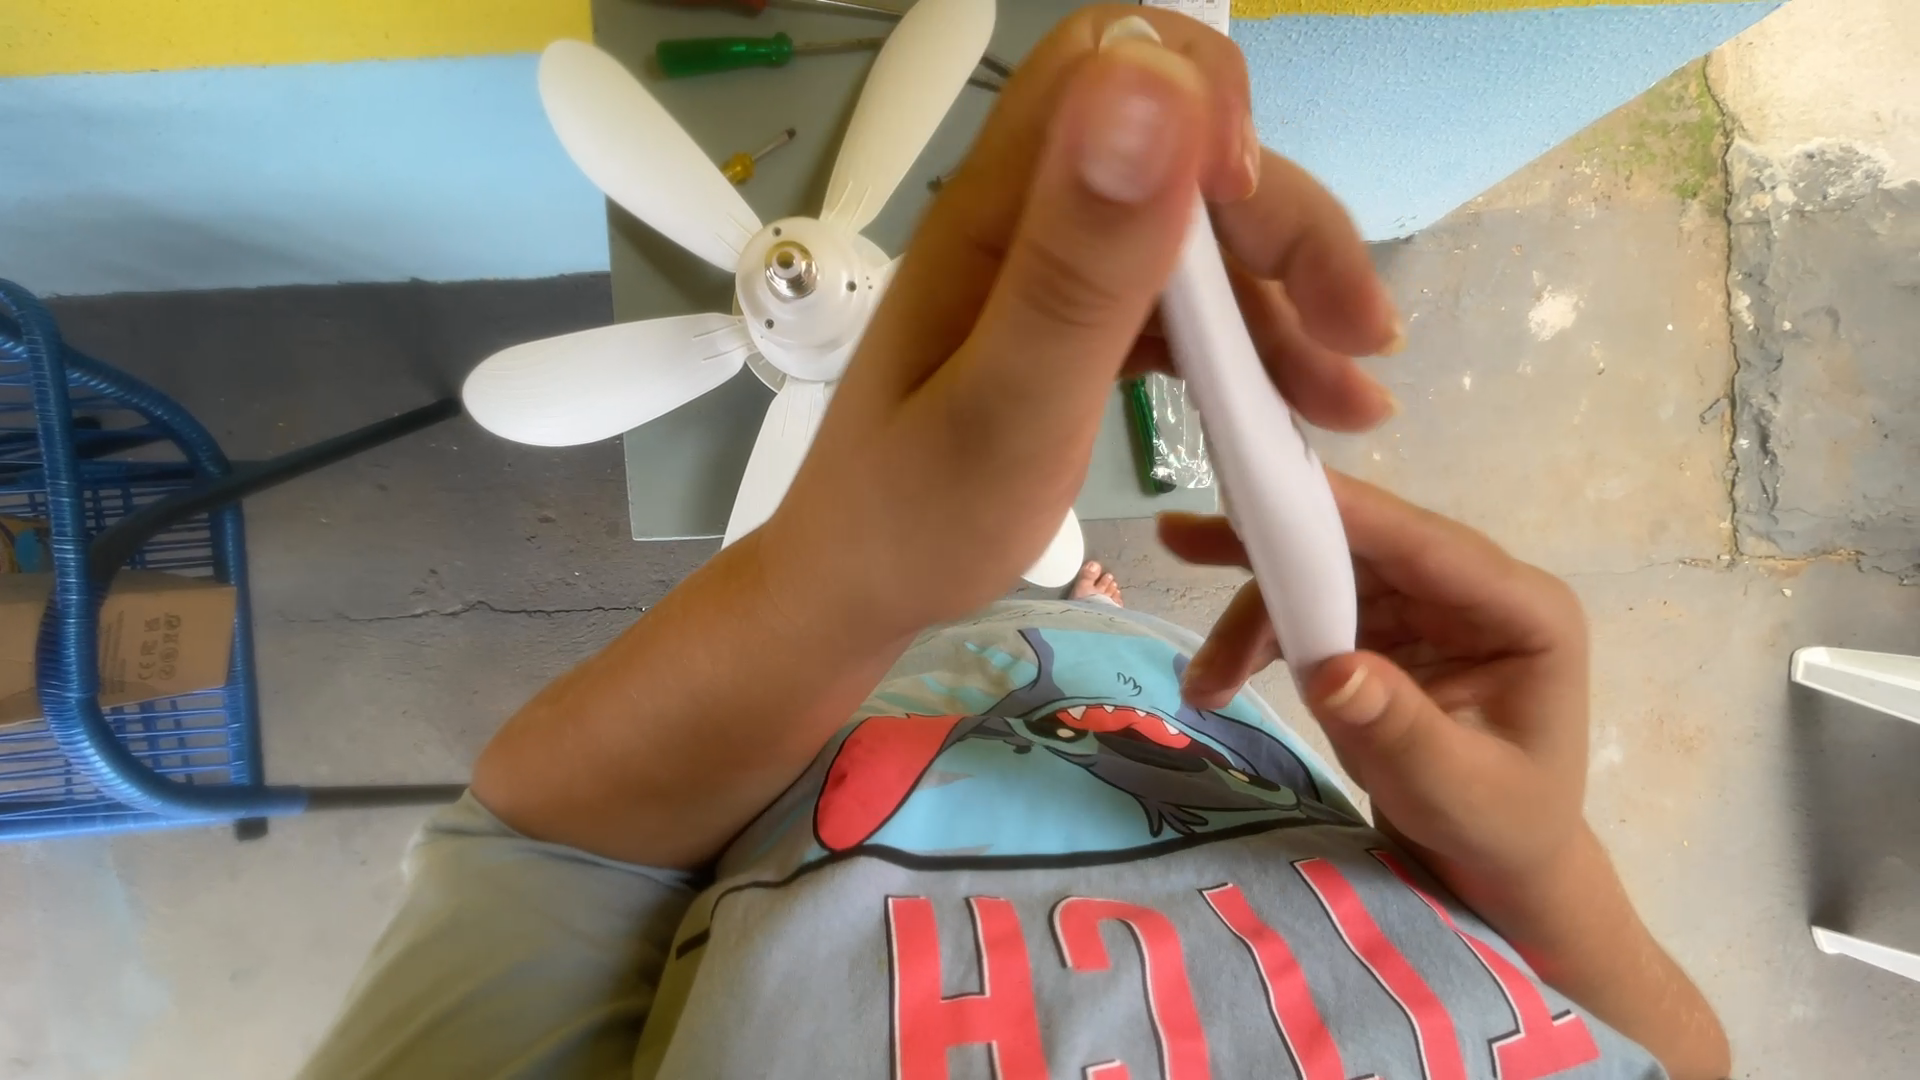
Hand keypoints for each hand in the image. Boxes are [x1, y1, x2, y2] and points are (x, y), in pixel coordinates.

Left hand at [756, 5, 1402, 646]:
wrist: (860, 588)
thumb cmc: (921, 520)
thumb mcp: (1006, 405)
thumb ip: (1076, 263)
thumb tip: (1153, 83)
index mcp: (994, 217)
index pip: (1108, 62)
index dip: (1203, 103)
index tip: (1250, 211)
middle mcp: (1024, 230)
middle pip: (1176, 159)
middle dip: (1283, 229)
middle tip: (1358, 339)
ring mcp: (1045, 285)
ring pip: (1186, 245)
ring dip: (1280, 305)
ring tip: (1348, 400)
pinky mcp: (1063, 337)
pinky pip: (1167, 311)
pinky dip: (1237, 347)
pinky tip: (1287, 404)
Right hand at [1159, 474, 1590, 915]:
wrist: (1485, 852)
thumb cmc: (1497, 823)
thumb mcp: (1457, 790)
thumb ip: (1399, 729)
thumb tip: (1329, 670)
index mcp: (1516, 610)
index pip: (1423, 544)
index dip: (1344, 513)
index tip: (1268, 487)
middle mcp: (1458, 589)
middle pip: (1350, 549)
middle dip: (1266, 556)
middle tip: (1177, 538)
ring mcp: (1409, 603)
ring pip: (1309, 579)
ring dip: (1247, 622)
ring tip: (1201, 681)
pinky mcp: (1369, 623)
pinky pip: (1297, 613)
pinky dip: (1251, 642)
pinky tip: (1215, 678)